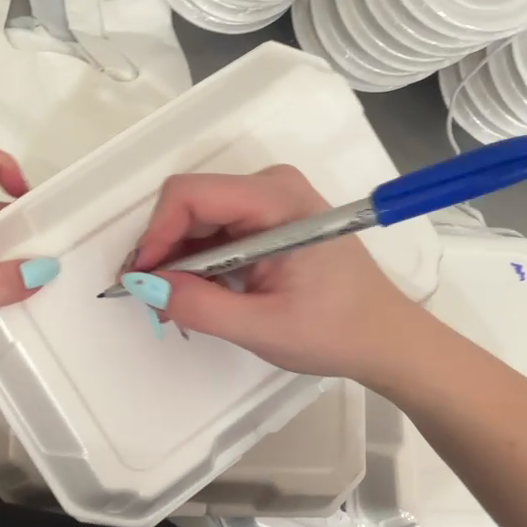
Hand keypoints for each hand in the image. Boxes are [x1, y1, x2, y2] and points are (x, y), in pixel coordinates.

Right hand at [130, 166, 429, 381]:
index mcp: (277, 200)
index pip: (190, 195)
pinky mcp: (266, 219)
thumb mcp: (261, 327)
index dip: (156, 234)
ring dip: (175, 260)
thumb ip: (199, 305)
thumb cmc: (335, 332)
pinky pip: (213, 230)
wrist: (386, 339)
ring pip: (196, 218)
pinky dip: (194, 262)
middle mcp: (270, 187)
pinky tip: (191, 293)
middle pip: (189, 204)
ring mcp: (269, 201)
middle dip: (162, 251)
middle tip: (150, 299)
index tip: (140, 279)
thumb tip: (143, 287)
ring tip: (169, 303)